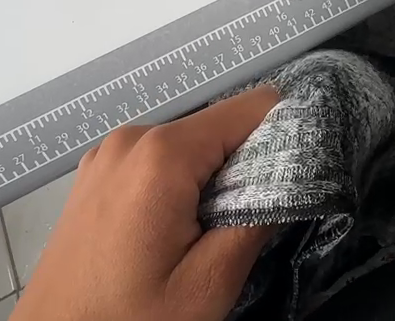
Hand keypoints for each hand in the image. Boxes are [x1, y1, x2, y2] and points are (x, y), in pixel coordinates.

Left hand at [11, 87, 279, 320]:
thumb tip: (298, 171)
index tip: (284, 187)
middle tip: (235, 227)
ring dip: (212, 178)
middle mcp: (134, 136)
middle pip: (223, 125)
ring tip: (197, 237)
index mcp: (163, 153)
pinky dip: (181, 184)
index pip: (255, 107)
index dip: (283, 139)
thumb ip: (260, 218)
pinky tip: (167, 233)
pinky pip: (162, 158)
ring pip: (195, 142)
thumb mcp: (207, 286)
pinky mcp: (96, 173)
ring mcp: (109, 152)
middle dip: (244, 166)